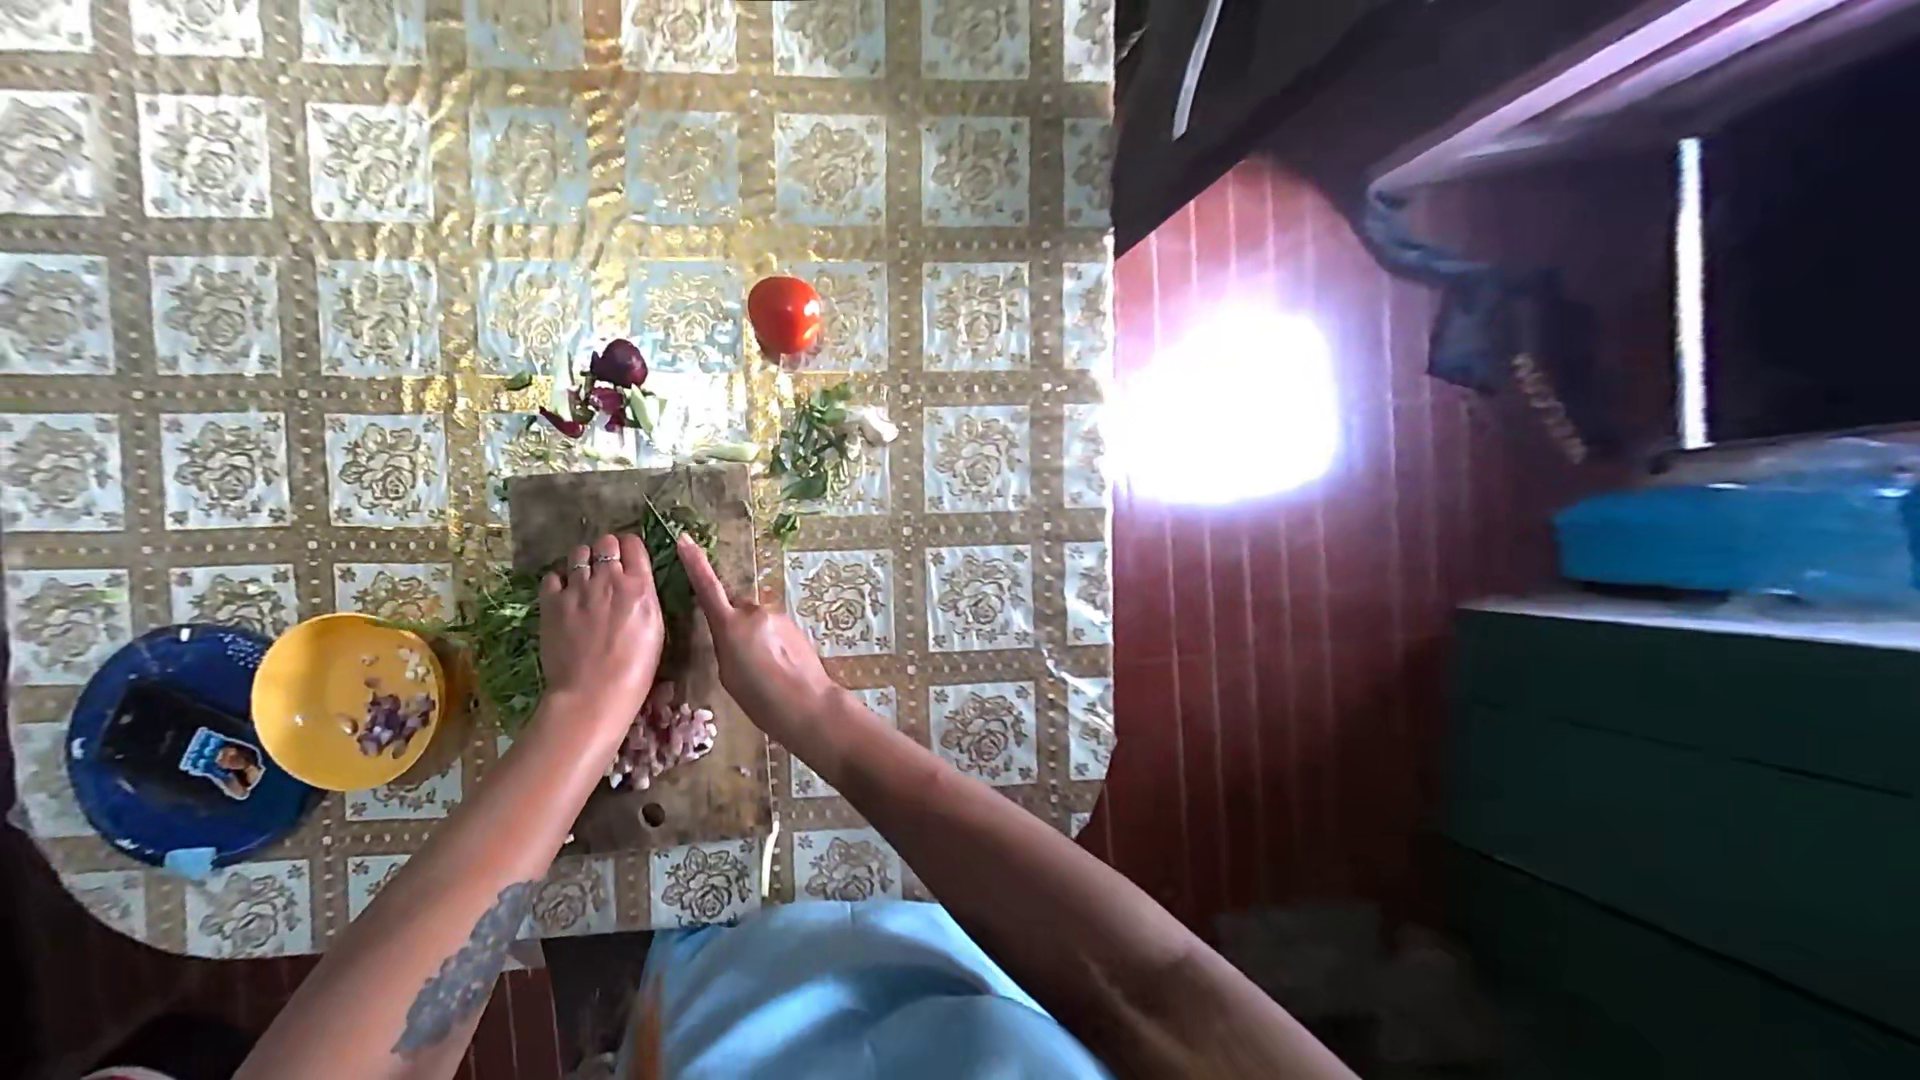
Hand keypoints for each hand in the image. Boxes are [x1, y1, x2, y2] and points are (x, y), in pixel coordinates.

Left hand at [538, 533, 663, 735]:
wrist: (594, 689)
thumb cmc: (637, 666)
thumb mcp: (655, 626)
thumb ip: (644, 597)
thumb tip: (637, 585)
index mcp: (639, 585)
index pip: (634, 544)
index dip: (631, 546)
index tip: (630, 555)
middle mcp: (608, 579)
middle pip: (605, 543)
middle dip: (608, 549)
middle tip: (609, 564)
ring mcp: (576, 589)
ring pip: (578, 554)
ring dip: (585, 560)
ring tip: (586, 575)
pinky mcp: (551, 602)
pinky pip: (553, 576)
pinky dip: (560, 579)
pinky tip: (565, 593)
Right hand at [675, 533, 837, 738]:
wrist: (807, 703)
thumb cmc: (759, 698)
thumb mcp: (727, 674)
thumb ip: (724, 644)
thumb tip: (730, 633)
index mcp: (731, 624)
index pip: (707, 587)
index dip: (694, 562)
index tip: (684, 539)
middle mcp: (754, 612)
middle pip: (735, 608)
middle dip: (732, 623)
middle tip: (738, 657)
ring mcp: (777, 616)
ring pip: (755, 619)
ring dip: (753, 635)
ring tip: (761, 669)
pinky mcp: (794, 624)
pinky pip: (771, 627)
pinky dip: (769, 641)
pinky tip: (776, 666)